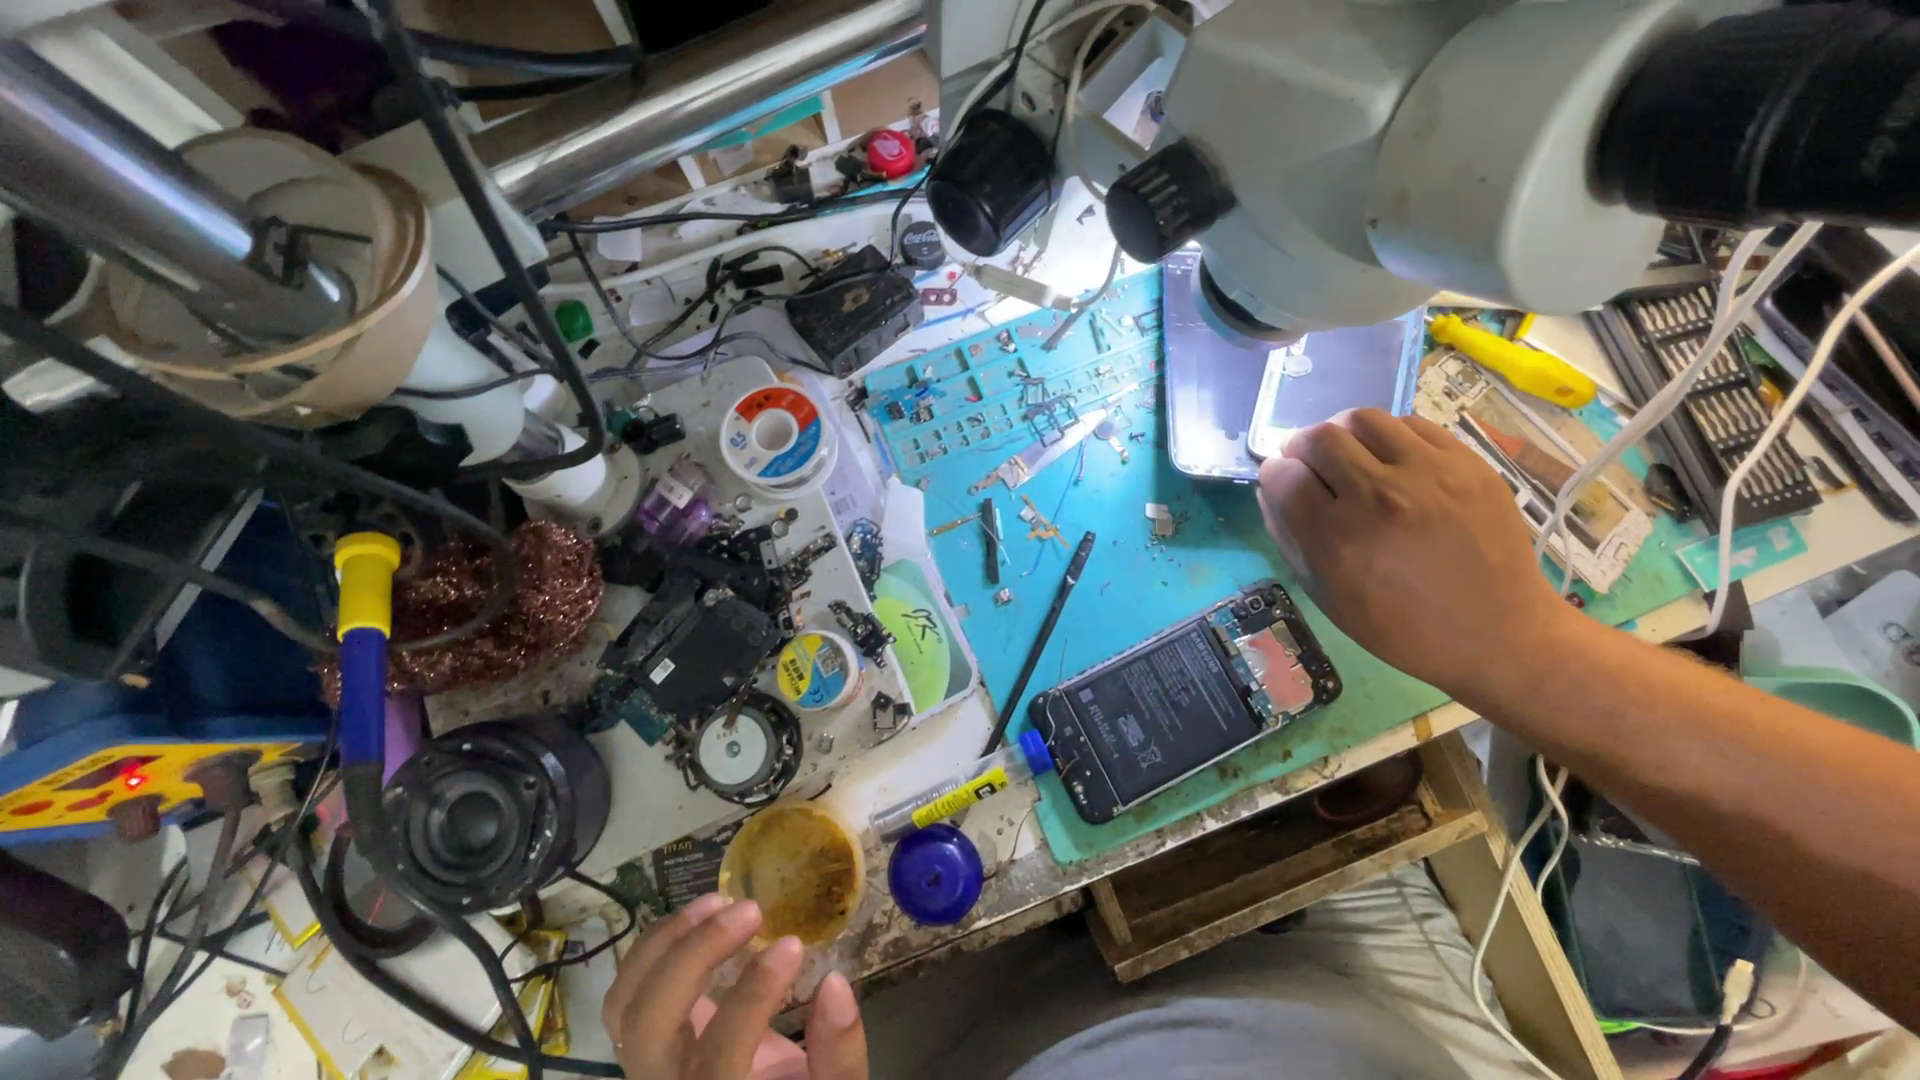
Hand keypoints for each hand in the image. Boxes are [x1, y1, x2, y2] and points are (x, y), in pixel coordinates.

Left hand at [602, 895, 867, 1079]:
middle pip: (648, 1022)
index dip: (753, 994)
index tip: (793, 944)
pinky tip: (703, 916)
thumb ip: (840, 1056)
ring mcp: (645, 1062)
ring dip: (668, 941)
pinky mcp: (646, 1033)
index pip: (720, 1052)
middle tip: (751, 909)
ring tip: (719, 901)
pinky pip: (629, 991)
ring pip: (624, 1001)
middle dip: (695, 954)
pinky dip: (659, 944)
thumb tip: (835, 984)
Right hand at [1257, 408, 1583, 700]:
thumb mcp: (1328, 597)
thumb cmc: (1402, 628)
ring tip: (1348, 453)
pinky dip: (1387, 436)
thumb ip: (1290, 539)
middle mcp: (1380, 498)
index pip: (1285, 477)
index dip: (1275, 474)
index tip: (1282, 481)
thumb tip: (1271, 488)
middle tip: (1308, 463)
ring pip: (1363, 419)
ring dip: (1342, 432)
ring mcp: (1428, 474)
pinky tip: (1390, 458)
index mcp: (1339, 540)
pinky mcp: (1466, 463)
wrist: (1498, 634)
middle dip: (1302, 447)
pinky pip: (1410, 424)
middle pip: (1320, 439)